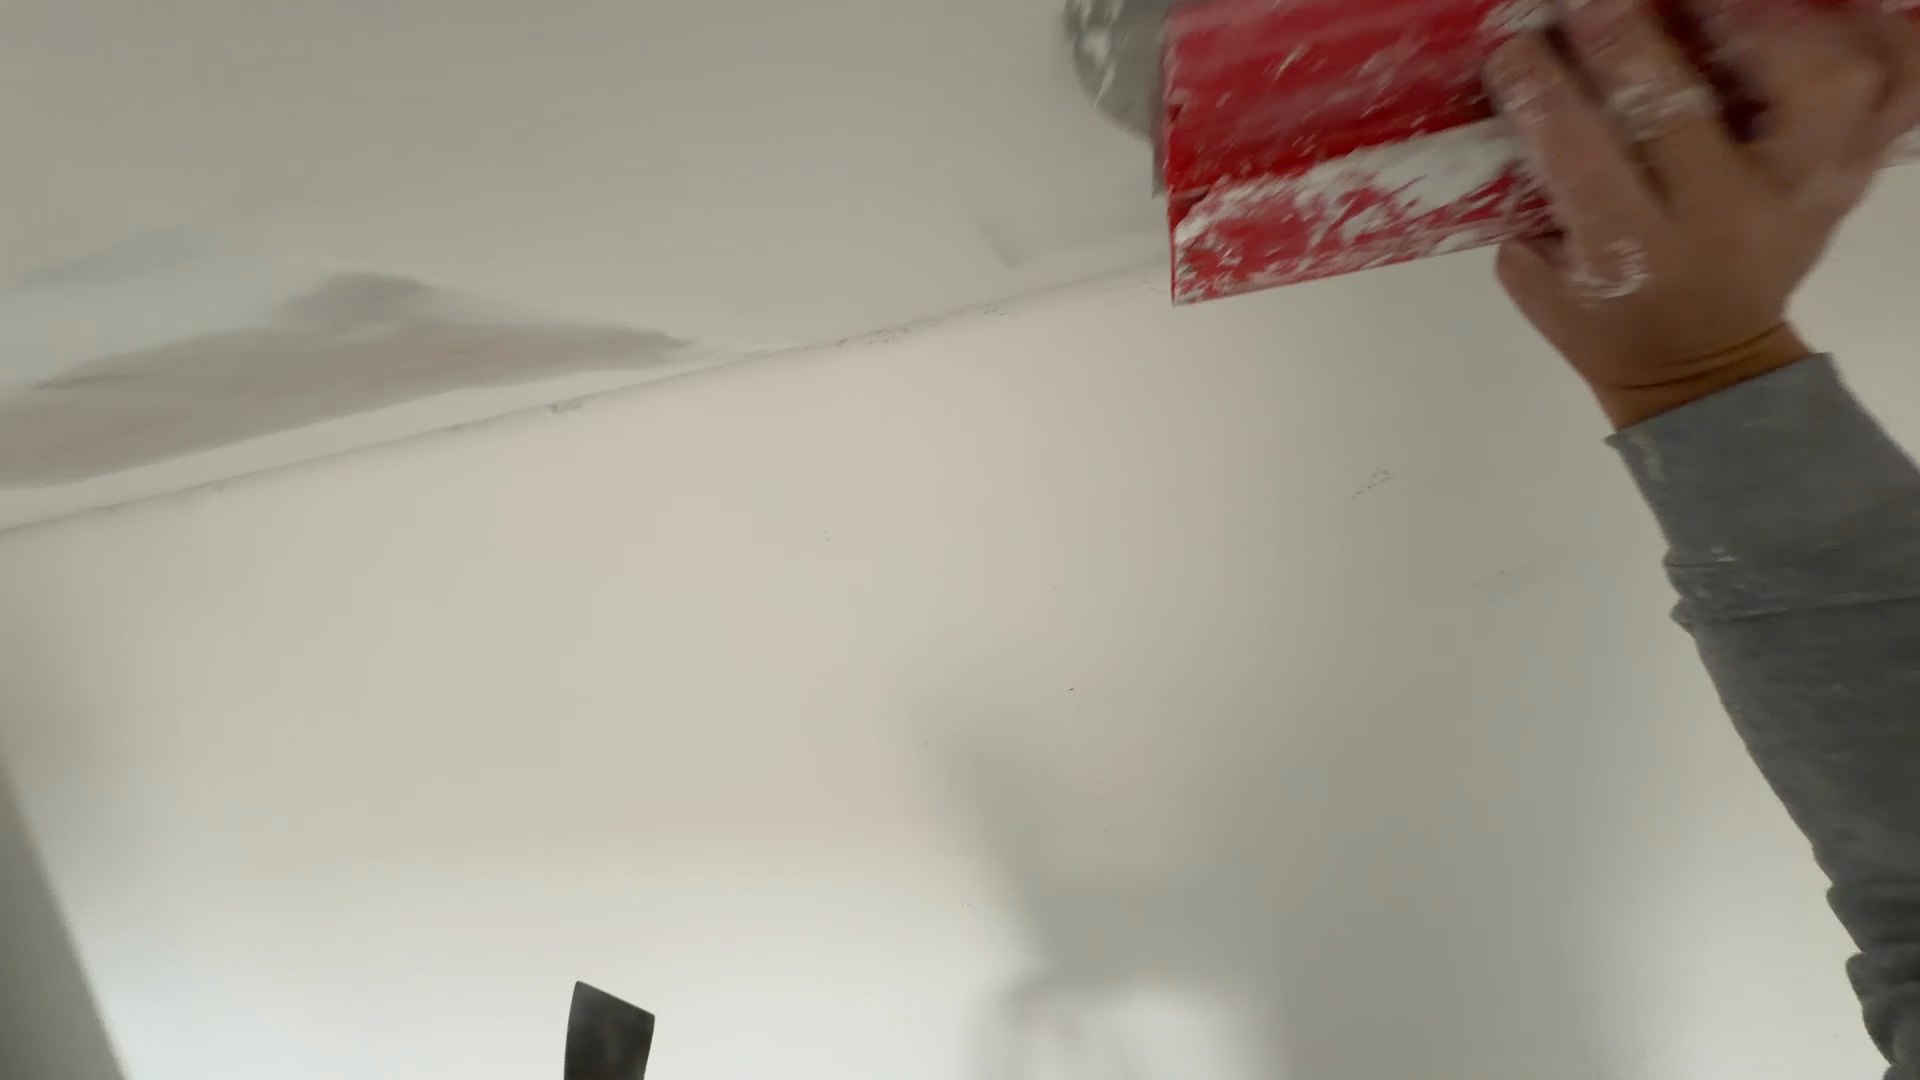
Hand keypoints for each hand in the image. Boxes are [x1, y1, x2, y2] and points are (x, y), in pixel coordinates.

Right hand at [1485, 0, 1919, 427]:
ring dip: (1768, 15)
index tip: (1512, 52)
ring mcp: (1804, 190)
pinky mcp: (1852, 173)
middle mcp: (1723, 217)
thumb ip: (1536, 210)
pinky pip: (1896, 82)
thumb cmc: (1602, 327)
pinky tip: (1816, 7)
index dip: (1544, 96)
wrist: (1698, 362)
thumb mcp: (1537, 283)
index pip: (1580, 158)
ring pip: (1821, 79)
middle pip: (1682, 109)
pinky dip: (1875, 26)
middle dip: (1625, 42)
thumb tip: (1532, 127)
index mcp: (1629, 252)